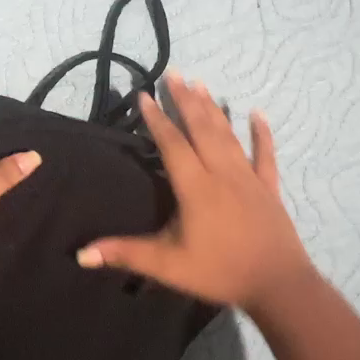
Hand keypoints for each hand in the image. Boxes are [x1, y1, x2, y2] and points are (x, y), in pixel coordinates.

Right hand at [76, 75, 313, 309]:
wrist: (279, 286)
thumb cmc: (219, 272)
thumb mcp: (167, 265)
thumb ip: (125, 254)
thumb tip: (80, 254)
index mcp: (196, 187)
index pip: (172, 144)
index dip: (157, 119)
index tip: (144, 94)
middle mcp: (222, 173)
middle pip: (201, 129)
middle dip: (186, 100)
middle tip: (174, 73)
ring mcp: (248, 178)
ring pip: (228, 135)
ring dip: (214, 109)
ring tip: (202, 84)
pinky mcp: (268, 189)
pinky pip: (265, 155)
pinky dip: (262, 133)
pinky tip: (258, 114)